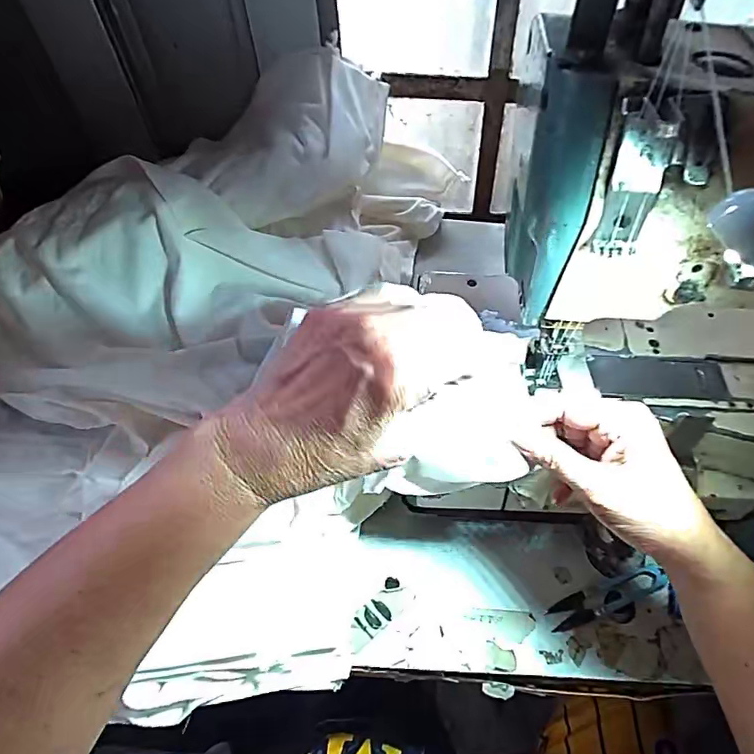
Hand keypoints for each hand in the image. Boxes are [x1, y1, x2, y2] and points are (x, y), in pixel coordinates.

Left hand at [207, 284, 486, 504]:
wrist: (259, 443)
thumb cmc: (320, 454)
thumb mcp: (395, 445)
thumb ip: (439, 410)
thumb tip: (469, 392)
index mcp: (396, 368)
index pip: (467, 341)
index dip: (489, 355)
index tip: (493, 364)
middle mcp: (374, 330)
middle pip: (449, 311)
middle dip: (466, 336)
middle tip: (463, 361)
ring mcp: (348, 315)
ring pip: (417, 299)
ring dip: (433, 323)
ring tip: (427, 351)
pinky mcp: (328, 312)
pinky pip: (381, 299)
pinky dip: (399, 316)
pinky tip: (392, 342)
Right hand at [511, 393, 736, 577]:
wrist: (679, 543)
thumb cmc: (657, 514)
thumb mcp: (594, 485)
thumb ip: (553, 458)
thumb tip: (523, 437)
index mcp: (624, 418)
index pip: (567, 404)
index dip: (535, 417)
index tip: (511, 430)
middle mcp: (621, 423)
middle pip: (565, 419)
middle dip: (541, 439)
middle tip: (517, 452)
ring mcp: (616, 440)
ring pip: (567, 439)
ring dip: (551, 458)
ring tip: (539, 472)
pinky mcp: (611, 457)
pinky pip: (576, 454)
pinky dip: (563, 469)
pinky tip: (558, 485)